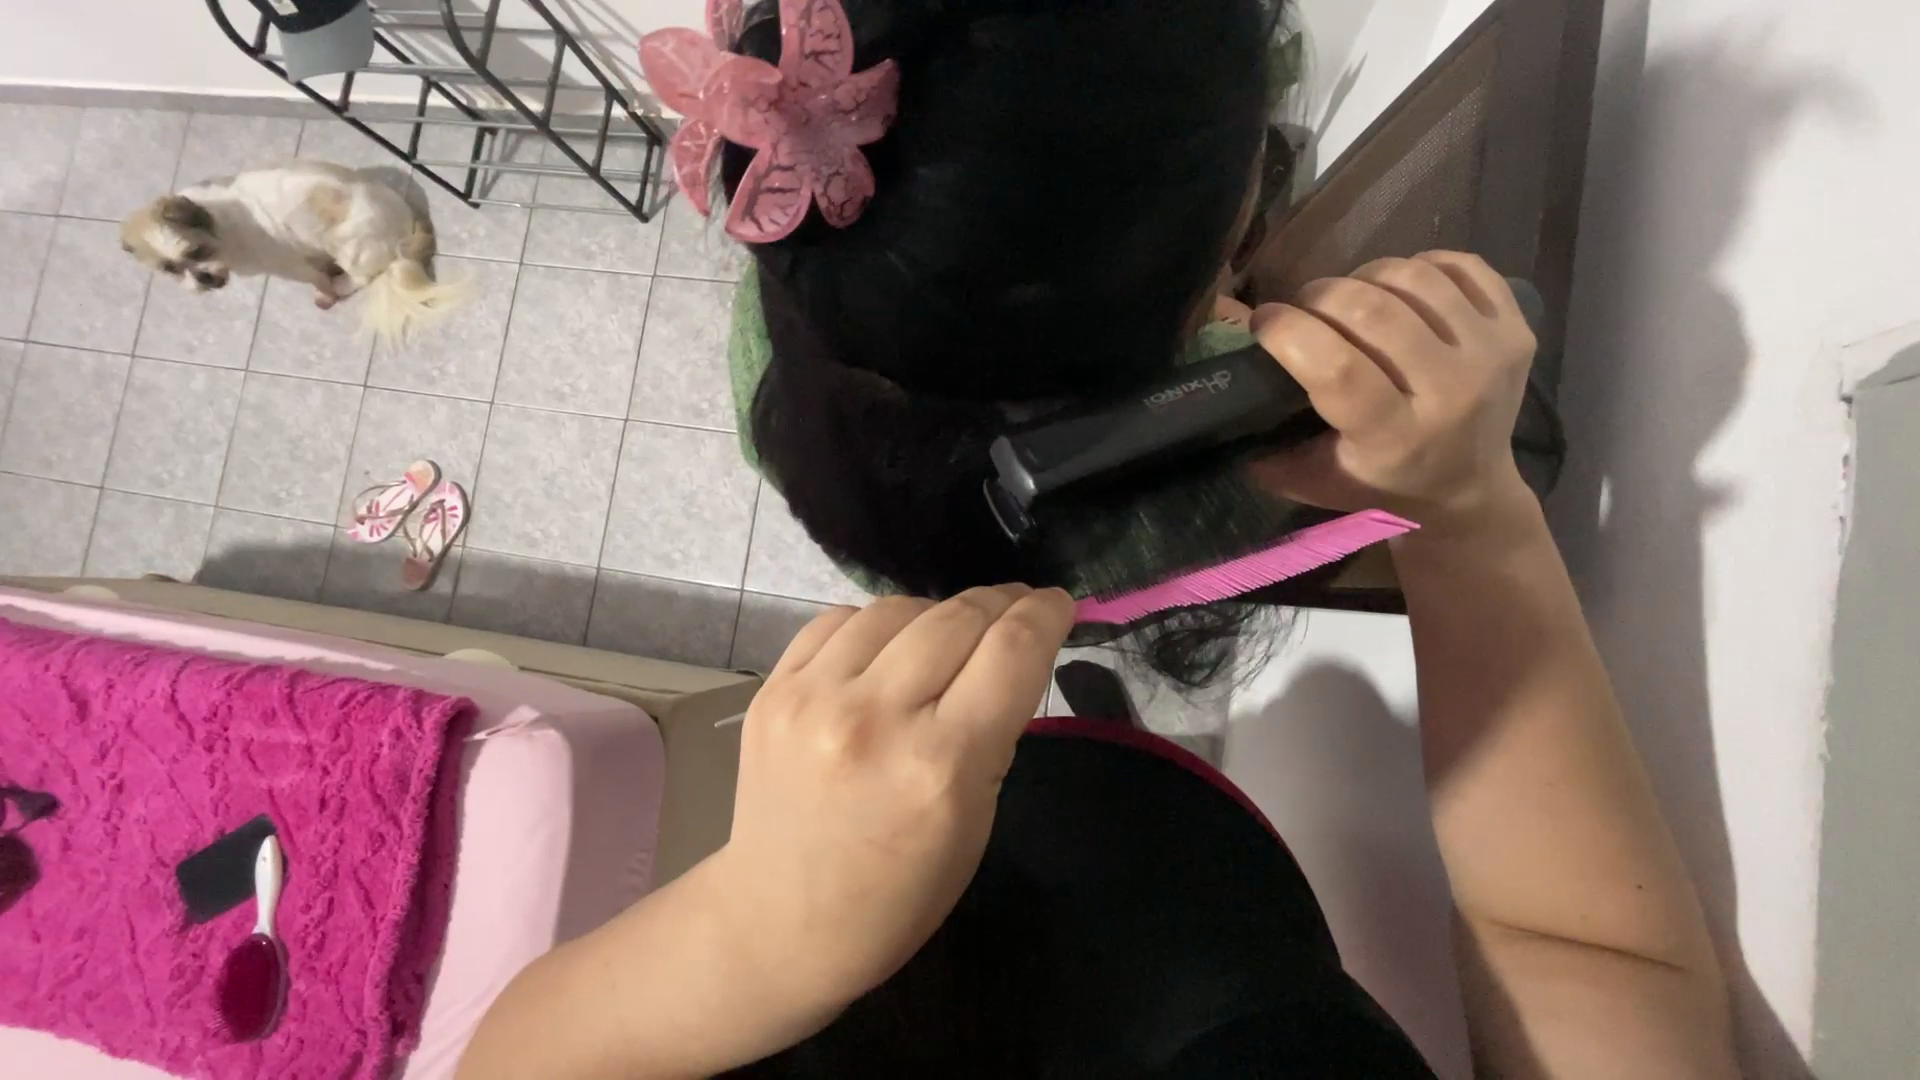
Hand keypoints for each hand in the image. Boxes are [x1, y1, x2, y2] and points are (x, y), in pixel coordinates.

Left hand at [712, 585, 1074, 1017]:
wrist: (779, 922)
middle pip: (959, 617)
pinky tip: (887, 647)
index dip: (1045, 614)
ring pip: (898, 607)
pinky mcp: (773, 690)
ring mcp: (813, 699)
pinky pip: (839, 620)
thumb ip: (994, 728)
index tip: (1056, 603)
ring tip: (949, 633)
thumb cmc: (899, 891)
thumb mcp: (975, 819)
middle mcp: (876, 719)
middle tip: (1013, 608)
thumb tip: (1008, 650)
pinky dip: (876, 625)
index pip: (1012, 651)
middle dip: (1000, 603)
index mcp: (941, 765)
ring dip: (938, 613)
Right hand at [1246, 251, 1538, 526]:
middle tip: (1301, 309)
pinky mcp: (1516, 327)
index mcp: (1394, 438)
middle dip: (1319, 296)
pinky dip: (1416, 267)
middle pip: (1374, 312)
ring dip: (1363, 277)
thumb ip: (1267, 451)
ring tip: (1346, 300)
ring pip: (1413, 278)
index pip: (1338, 368)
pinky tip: (1396, 291)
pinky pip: (1459, 265)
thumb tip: (1223, 397)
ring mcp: (1491, 354)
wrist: (1466, 487)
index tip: (1262, 323)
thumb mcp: (1311, 481)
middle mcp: (1451, 393)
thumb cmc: (1374, 485)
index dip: (1289, 332)